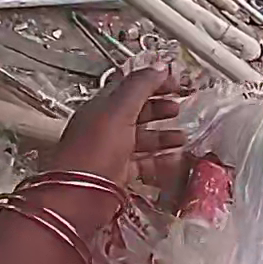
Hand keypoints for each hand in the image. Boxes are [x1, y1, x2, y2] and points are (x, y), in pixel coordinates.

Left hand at [38, 67, 187, 221]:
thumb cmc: (95, 151)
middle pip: (136, 112)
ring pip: (141, 138)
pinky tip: (174, 158)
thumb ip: (139, 87)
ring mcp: (111, 152)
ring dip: (163, 135)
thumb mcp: (119, 111)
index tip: (175, 81)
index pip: (128, 86)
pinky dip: (160, 159)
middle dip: (159, 107)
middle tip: (180, 106)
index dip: (152, 81)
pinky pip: (143, 162)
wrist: (80, 196)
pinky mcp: (118, 174)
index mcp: (100, 107)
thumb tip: (158, 67)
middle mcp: (104, 128)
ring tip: (182, 135)